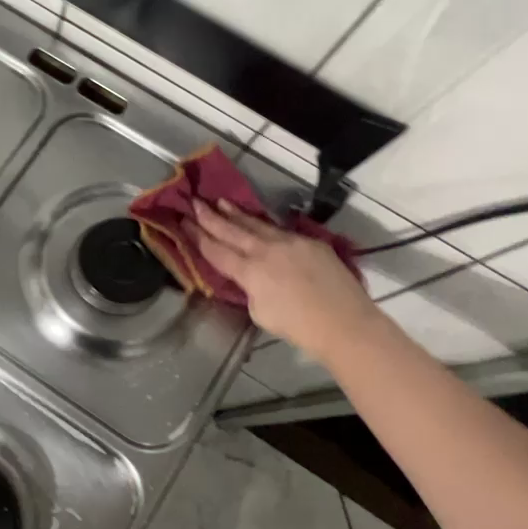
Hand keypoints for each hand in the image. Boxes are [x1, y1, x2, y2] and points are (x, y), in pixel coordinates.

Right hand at [188, 199, 383, 361]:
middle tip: (195, 202)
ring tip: (222, 202)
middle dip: (211, 216)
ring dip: (236, 214)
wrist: (344, 323)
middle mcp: (267, 250)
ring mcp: (291, 243)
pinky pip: (280, 230)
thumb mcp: (260, 312)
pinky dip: (264, 224)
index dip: (197, 236)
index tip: (183, 222)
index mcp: (250, 271)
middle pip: (232, 230)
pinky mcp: (311, 243)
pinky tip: (258, 221)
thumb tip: (250, 279)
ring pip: (257, 224)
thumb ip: (250, 290)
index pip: (216, 251)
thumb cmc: (298, 326)